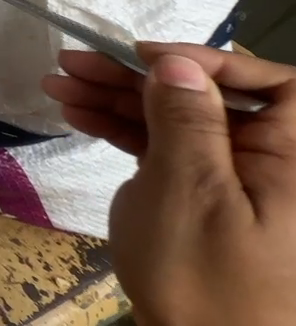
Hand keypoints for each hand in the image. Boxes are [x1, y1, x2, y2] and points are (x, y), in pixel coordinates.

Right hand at [42, 42, 295, 325]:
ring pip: (180, 120)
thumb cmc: (207, 272)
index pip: (284, 90)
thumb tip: (178, 64)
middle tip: (72, 63)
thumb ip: (190, 123)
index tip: (148, 57)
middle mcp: (274, 168)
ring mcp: (237, 184)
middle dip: (141, 77)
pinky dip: (122, 128)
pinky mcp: (204, 197)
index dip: (218, 63)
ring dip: (118, 98)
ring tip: (57, 85)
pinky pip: (167, 147)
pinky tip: (77, 115)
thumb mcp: (190, 191)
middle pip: (213, 100)